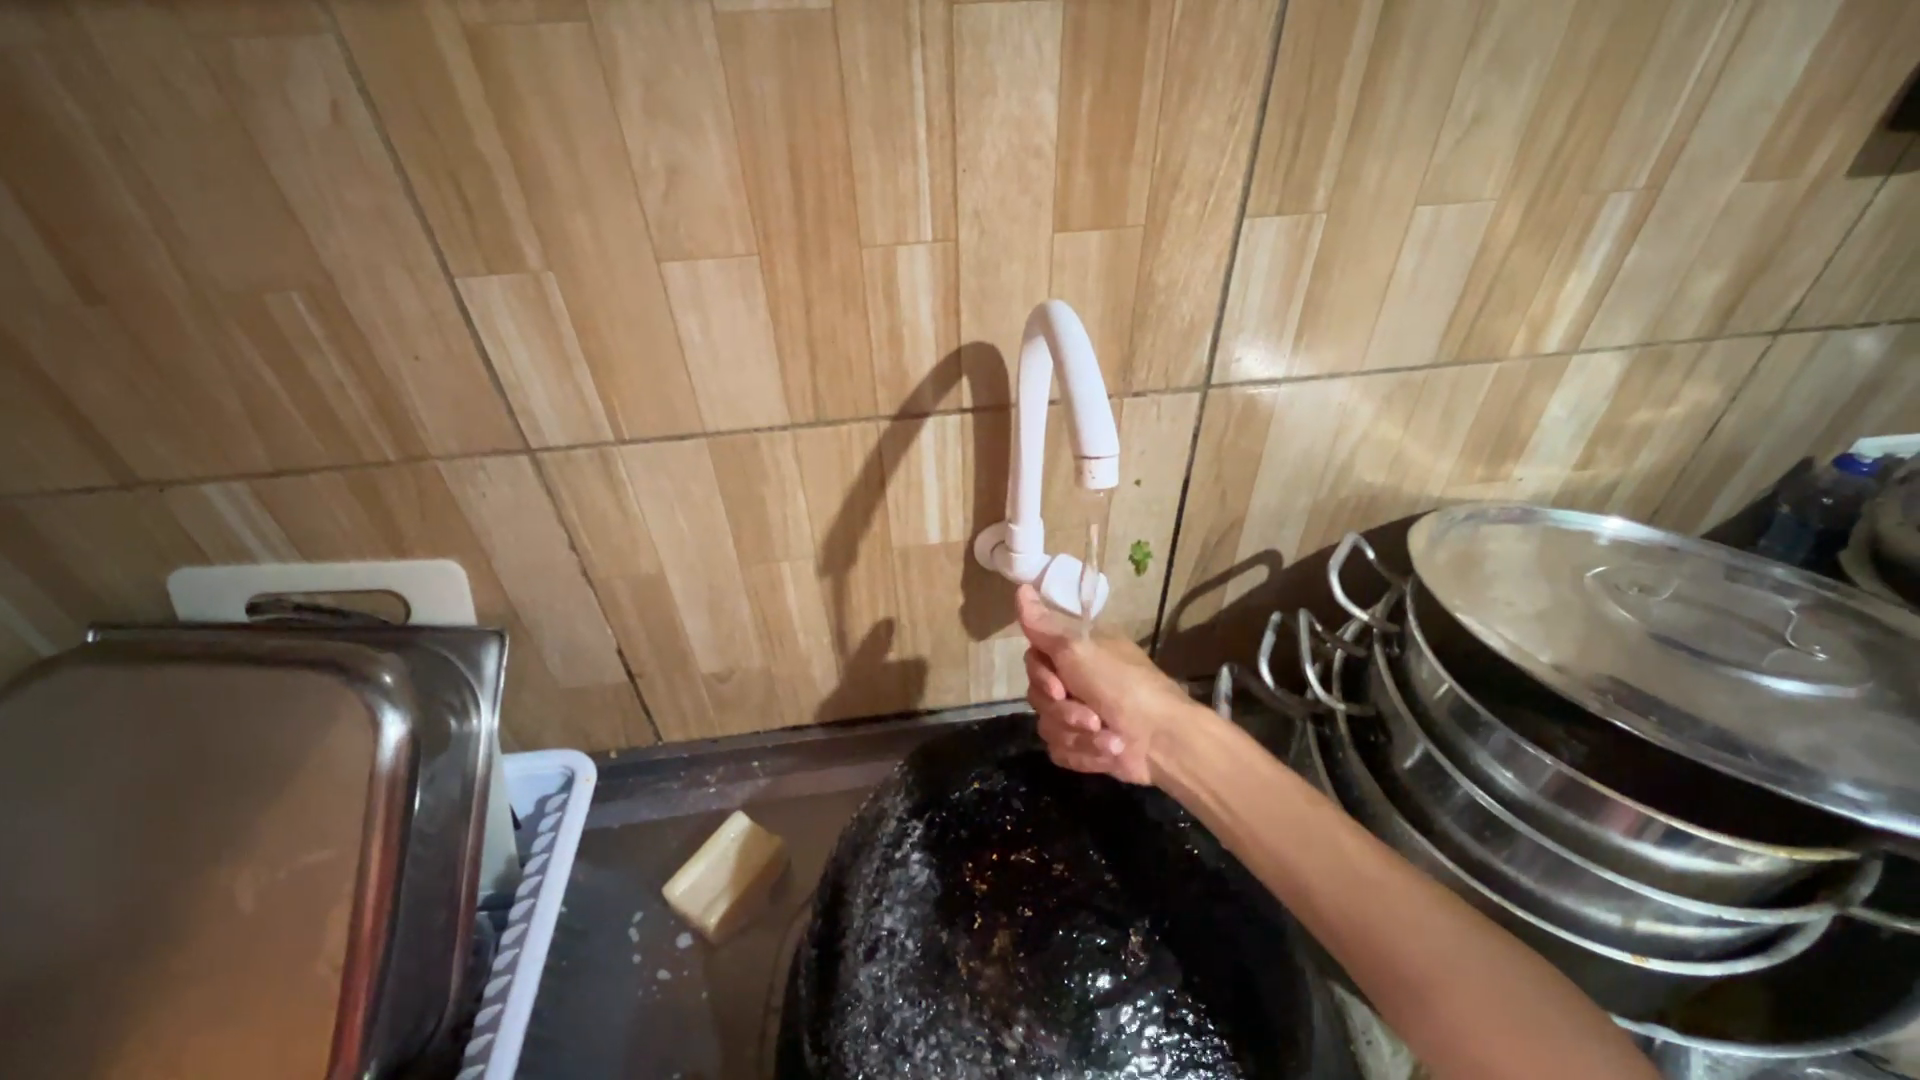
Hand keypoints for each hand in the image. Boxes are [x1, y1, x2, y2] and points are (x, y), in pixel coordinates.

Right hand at [1017, 584, 1205, 785]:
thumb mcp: (1080, 651)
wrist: (1162, 741)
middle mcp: (1076, 680)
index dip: (1041, 677)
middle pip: (1037, 696)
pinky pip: (1060, 751)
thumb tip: (1019, 588)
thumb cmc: (1124, 688)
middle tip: (1092, 716)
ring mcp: (1078, 716)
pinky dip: (1085, 754)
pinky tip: (1108, 752)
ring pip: (1047, 727)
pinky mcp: (1082, 747)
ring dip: (1079, 736)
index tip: (1059, 686)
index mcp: (1078, 652)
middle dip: (1064, 712)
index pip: (1033, 659)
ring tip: (1109, 737)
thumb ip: (1043, 625)